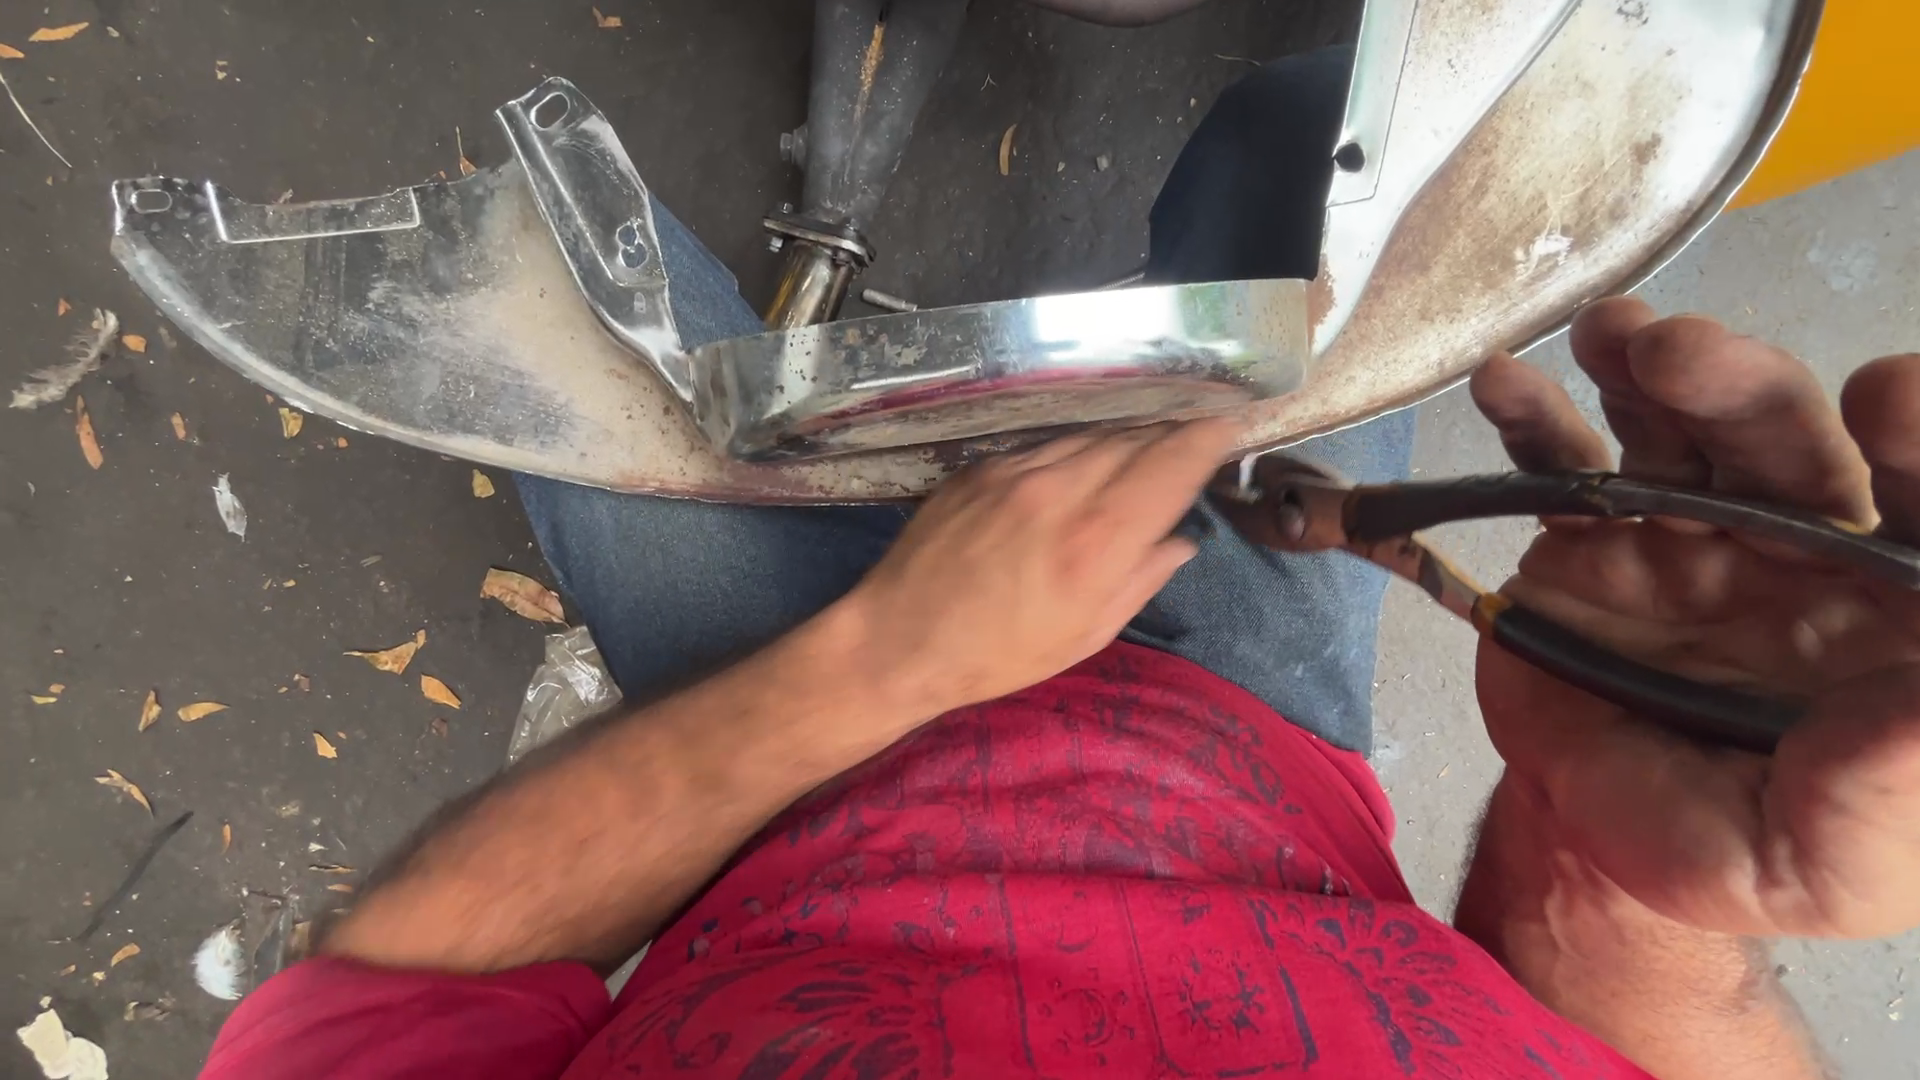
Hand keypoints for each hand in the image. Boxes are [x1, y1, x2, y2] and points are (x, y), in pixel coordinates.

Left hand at [839, 419, 1240, 719]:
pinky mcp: (981, 466)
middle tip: (1190, 442)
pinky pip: (1047, 444)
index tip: (1228, 428)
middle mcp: (1059, 490)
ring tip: (1141, 453)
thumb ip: (1141, 579)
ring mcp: (1014, 471)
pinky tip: (1080, 466)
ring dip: (1126, 439)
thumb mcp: (1085, 635)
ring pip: (1091, 435)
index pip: (1171, 463)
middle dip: (1171, 436)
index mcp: (1095, 542)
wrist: (900, 638)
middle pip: (1135, 439)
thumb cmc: (999, 654)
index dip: (1207, 439)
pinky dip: (1077, 449)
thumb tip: (1181, 540)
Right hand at [1469, 296, 1919, 939]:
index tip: (1889, 397)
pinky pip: (1558, 467)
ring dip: (1642, 375)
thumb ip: (1883, 788)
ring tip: (1609, 337)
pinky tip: (1505, 383)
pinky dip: (1531, 420)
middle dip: (1741, 387)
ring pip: (1676, 432)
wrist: (1582, 827)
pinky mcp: (1584, 538)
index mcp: (1890, 613)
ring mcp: (1681, 535)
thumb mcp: (1818, 856)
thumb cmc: (1719, 850)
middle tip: (1677, 353)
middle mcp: (1797, 551)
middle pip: (1787, 443)